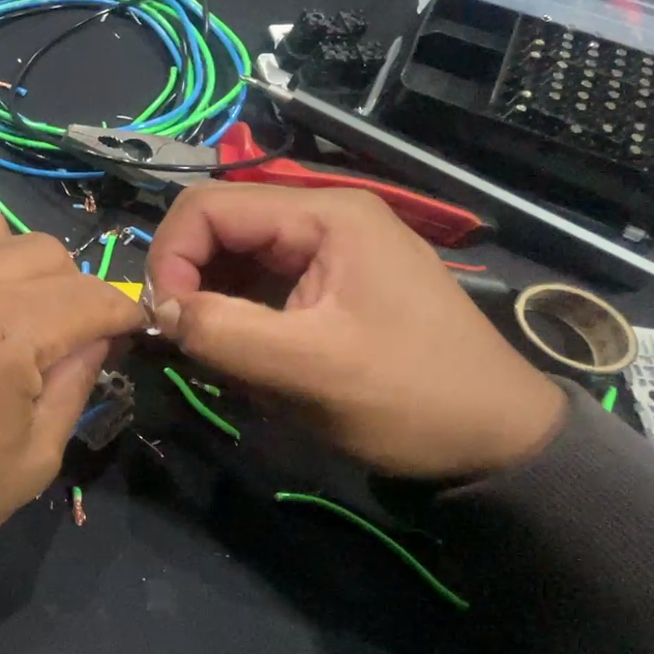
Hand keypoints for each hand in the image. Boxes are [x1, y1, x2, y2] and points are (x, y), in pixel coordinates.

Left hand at [0, 208, 145, 552]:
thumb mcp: (34, 457)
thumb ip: (76, 383)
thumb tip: (97, 335)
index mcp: (4, 332)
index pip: (90, 296)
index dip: (120, 313)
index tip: (125, 331)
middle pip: (44, 251)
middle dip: (68, 289)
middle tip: (56, 331)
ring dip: (7, 259)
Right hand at [144, 183, 567, 478]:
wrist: (496, 446)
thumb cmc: (412, 399)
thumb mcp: (310, 368)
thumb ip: (223, 331)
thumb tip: (158, 312)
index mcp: (326, 216)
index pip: (206, 207)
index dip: (171, 257)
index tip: (167, 320)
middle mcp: (321, 218)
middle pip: (214, 227)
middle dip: (185, 280)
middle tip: (182, 337)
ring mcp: (323, 250)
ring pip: (226, 256)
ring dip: (205, 300)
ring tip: (210, 349)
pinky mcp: (321, 282)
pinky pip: (250, 282)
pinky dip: (228, 313)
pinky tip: (235, 350)